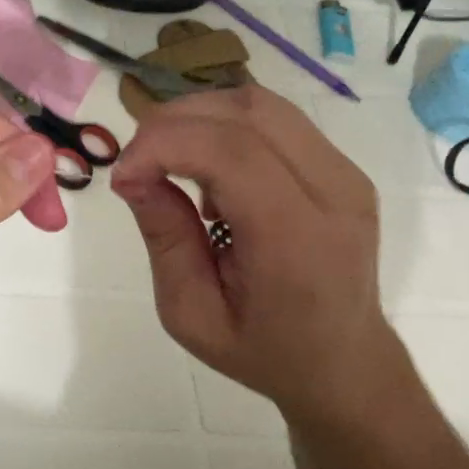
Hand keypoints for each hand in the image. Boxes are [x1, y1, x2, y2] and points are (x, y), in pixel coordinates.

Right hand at [109, 85, 415, 426]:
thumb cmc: (262, 350)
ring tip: (167, 162)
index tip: (123, 177)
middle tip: (137, 165)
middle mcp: (333, 194)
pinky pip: (274, 120)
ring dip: (198, 118)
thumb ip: (164, 238)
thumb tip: (132, 175)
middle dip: (173, 123)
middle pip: (246, 112)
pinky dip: (224, 128)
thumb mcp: (191, 313)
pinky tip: (207, 172)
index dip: (163, 145)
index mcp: (298, 240)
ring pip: (260, 104)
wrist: (343, 365)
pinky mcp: (342, 168)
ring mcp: (345, 174)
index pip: (231, 153)